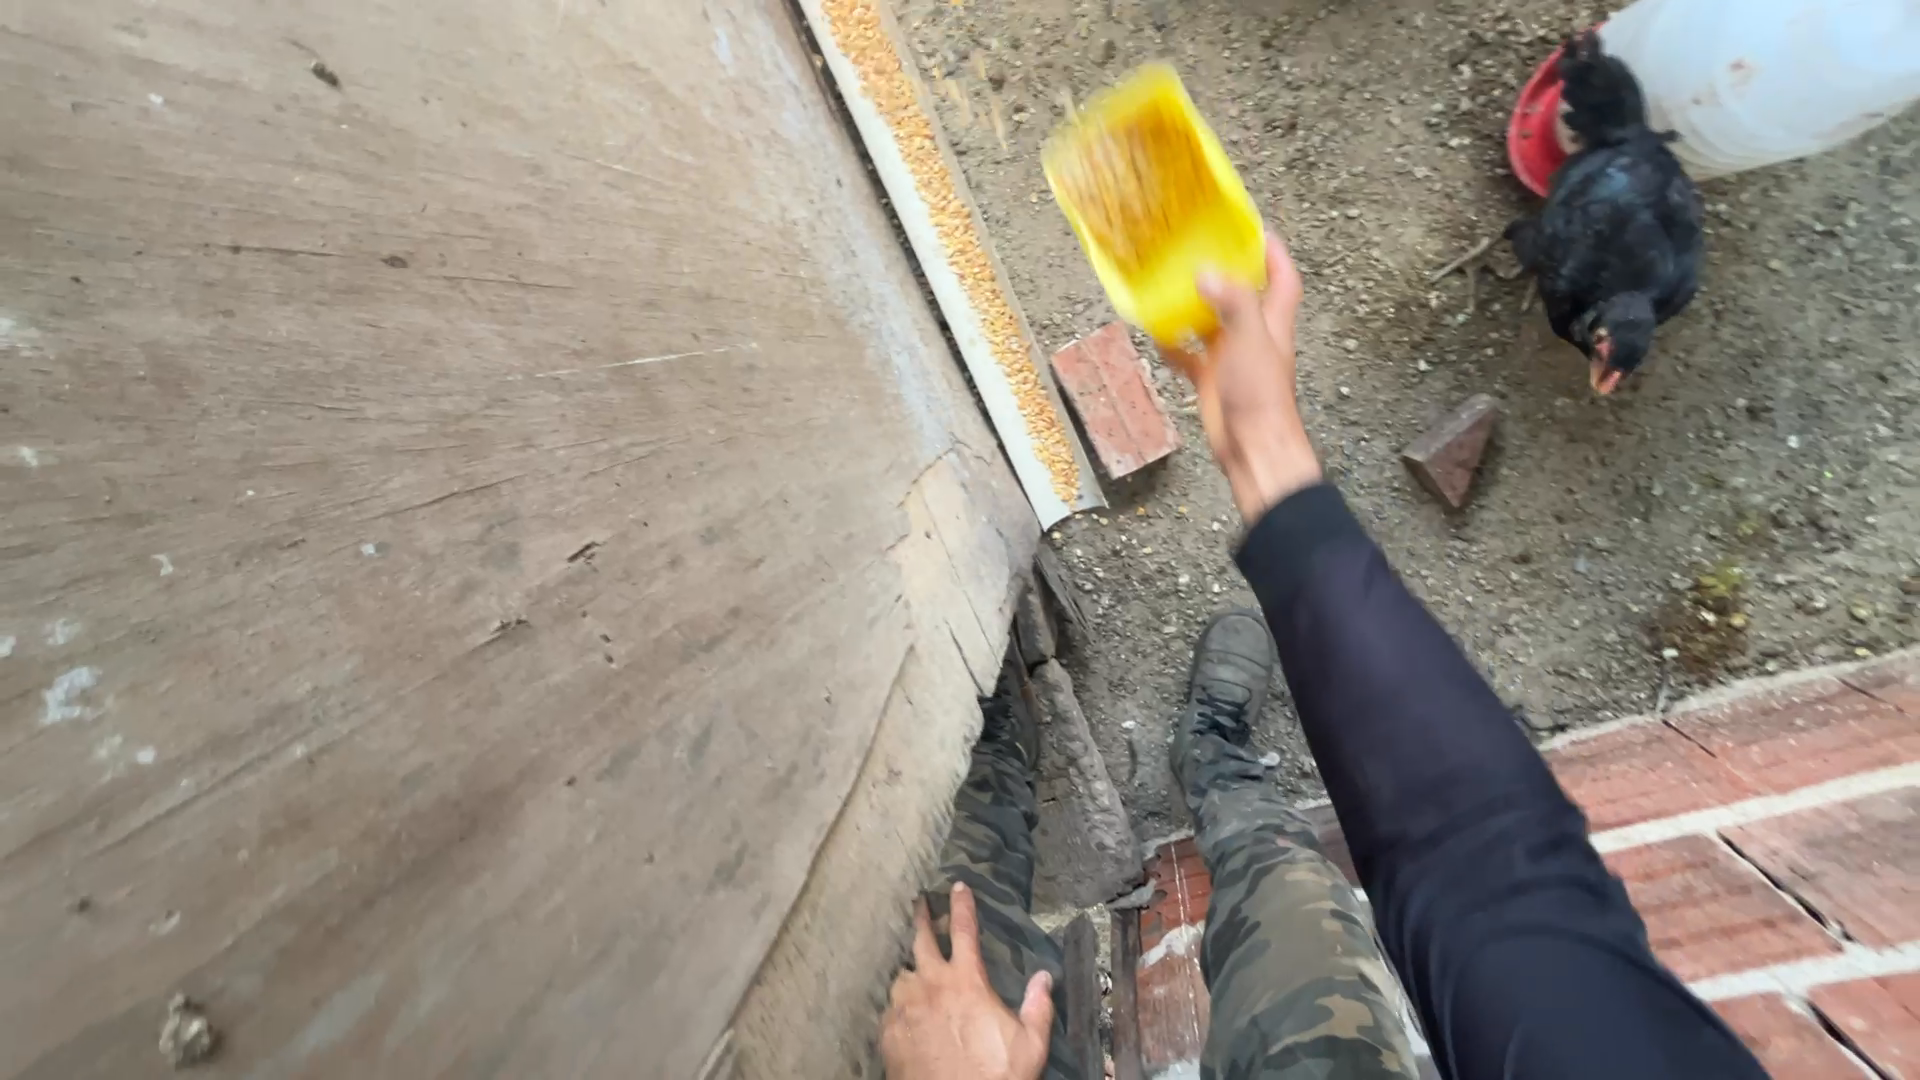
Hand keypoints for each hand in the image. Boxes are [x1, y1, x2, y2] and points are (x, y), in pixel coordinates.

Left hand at [879, 882, 1054, 1079]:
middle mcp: (932, 984)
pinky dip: (898, 1007)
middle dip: (920, 917)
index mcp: (966, 980)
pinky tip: (903, 1014)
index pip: (964, 929)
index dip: (961, 904)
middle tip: (918, 903)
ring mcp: (907, 1007)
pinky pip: (890, 1010)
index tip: (958, 885)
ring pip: (901, 976)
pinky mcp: (889, 1032)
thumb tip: (1045, 976)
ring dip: (909, 972)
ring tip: (913, 974)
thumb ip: (1038, 1007)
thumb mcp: (1030, 1044)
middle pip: (921, 939)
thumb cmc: (996, 1076)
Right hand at [1163, 234, 1323, 521]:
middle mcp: (1254, 336)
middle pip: (1245, 297)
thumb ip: (1233, 304)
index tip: (1254, 231)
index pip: (1282, 278)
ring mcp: (1232, 359)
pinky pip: (1191, 358)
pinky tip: (1158, 337)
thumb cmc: (1260, 395)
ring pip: (1213, 325)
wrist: (1252, 445)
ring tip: (1172, 288)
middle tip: (1201, 254)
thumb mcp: (1250, 340)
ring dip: (1196, 309)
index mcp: (1273, 323)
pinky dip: (1175, 347)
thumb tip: (1207, 274)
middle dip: (1228, 275)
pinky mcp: (1213, 381)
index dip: (1274, 254)